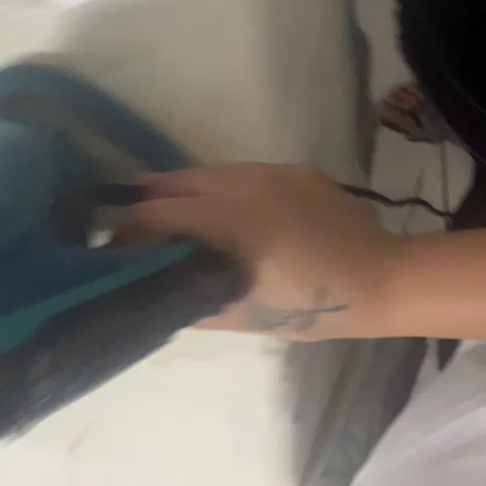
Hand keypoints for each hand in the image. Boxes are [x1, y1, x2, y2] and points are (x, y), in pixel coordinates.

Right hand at [122, 164, 396, 339]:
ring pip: (212, 171)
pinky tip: (221, 208)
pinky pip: (245, 171)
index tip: (106, 242)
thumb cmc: (311, 305)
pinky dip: (222, 186)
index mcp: (232, 222)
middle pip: (179, 181)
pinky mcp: (299, 171)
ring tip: (169, 216)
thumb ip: (190, 298)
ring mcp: (277, 172)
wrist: (379, 277)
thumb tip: (152, 286)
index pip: (159, 212)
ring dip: (184, 189)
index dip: (126, 226)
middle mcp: (250, 185)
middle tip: (129, 227)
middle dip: (148, 200)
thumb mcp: (242, 314)